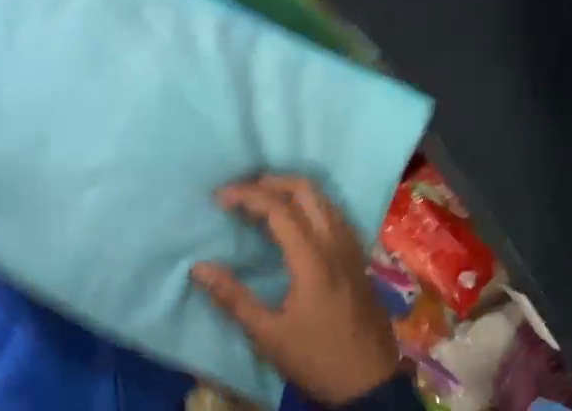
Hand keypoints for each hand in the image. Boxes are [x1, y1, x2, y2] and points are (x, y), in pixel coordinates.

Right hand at [192, 175, 400, 406]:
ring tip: (266, 203)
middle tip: (244, 192)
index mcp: (313, 260)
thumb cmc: (318, 360)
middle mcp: (336, 247)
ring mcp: (353, 254)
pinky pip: (337, 218)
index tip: (218, 199)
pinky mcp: (361, 265)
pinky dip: (313, 208)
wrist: (373, 392)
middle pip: (306, 191)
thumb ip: (233, 297)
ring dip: (293, 192)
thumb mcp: (268, 335)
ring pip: (326, 201)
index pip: (277, 207)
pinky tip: (299, 225)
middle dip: (271, 182)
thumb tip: (198, 267)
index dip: (245, 195)